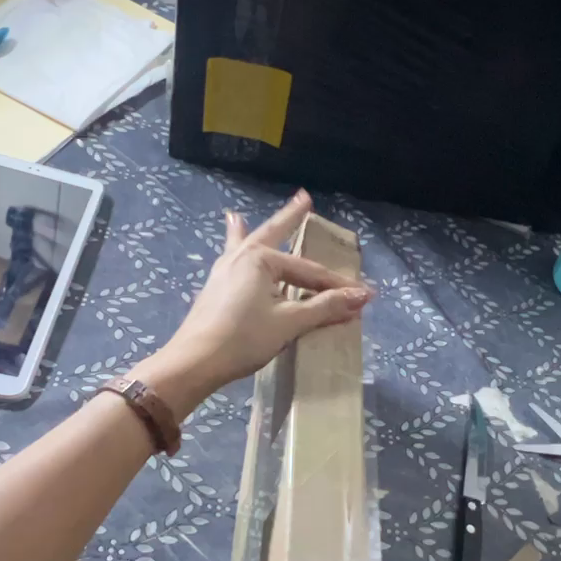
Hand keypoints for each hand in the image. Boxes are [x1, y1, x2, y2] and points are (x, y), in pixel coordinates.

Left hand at [130, 190, 369, 410]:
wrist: (194, 363)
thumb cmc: (244, 339)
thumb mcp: (289, 323)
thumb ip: (324, 307)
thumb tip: (361, 297)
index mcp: (261, 259)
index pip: (310, 272)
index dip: (338, 286)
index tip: (365, 295)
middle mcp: (241, 256)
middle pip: (273, 234)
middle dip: (290, 217)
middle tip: (304, 197)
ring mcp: (224, 271)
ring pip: (245, 244)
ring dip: (249, 230)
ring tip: (237, 215)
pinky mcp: (215, 288)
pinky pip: (231, 259)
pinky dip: (232, 249)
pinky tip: (228, 252)